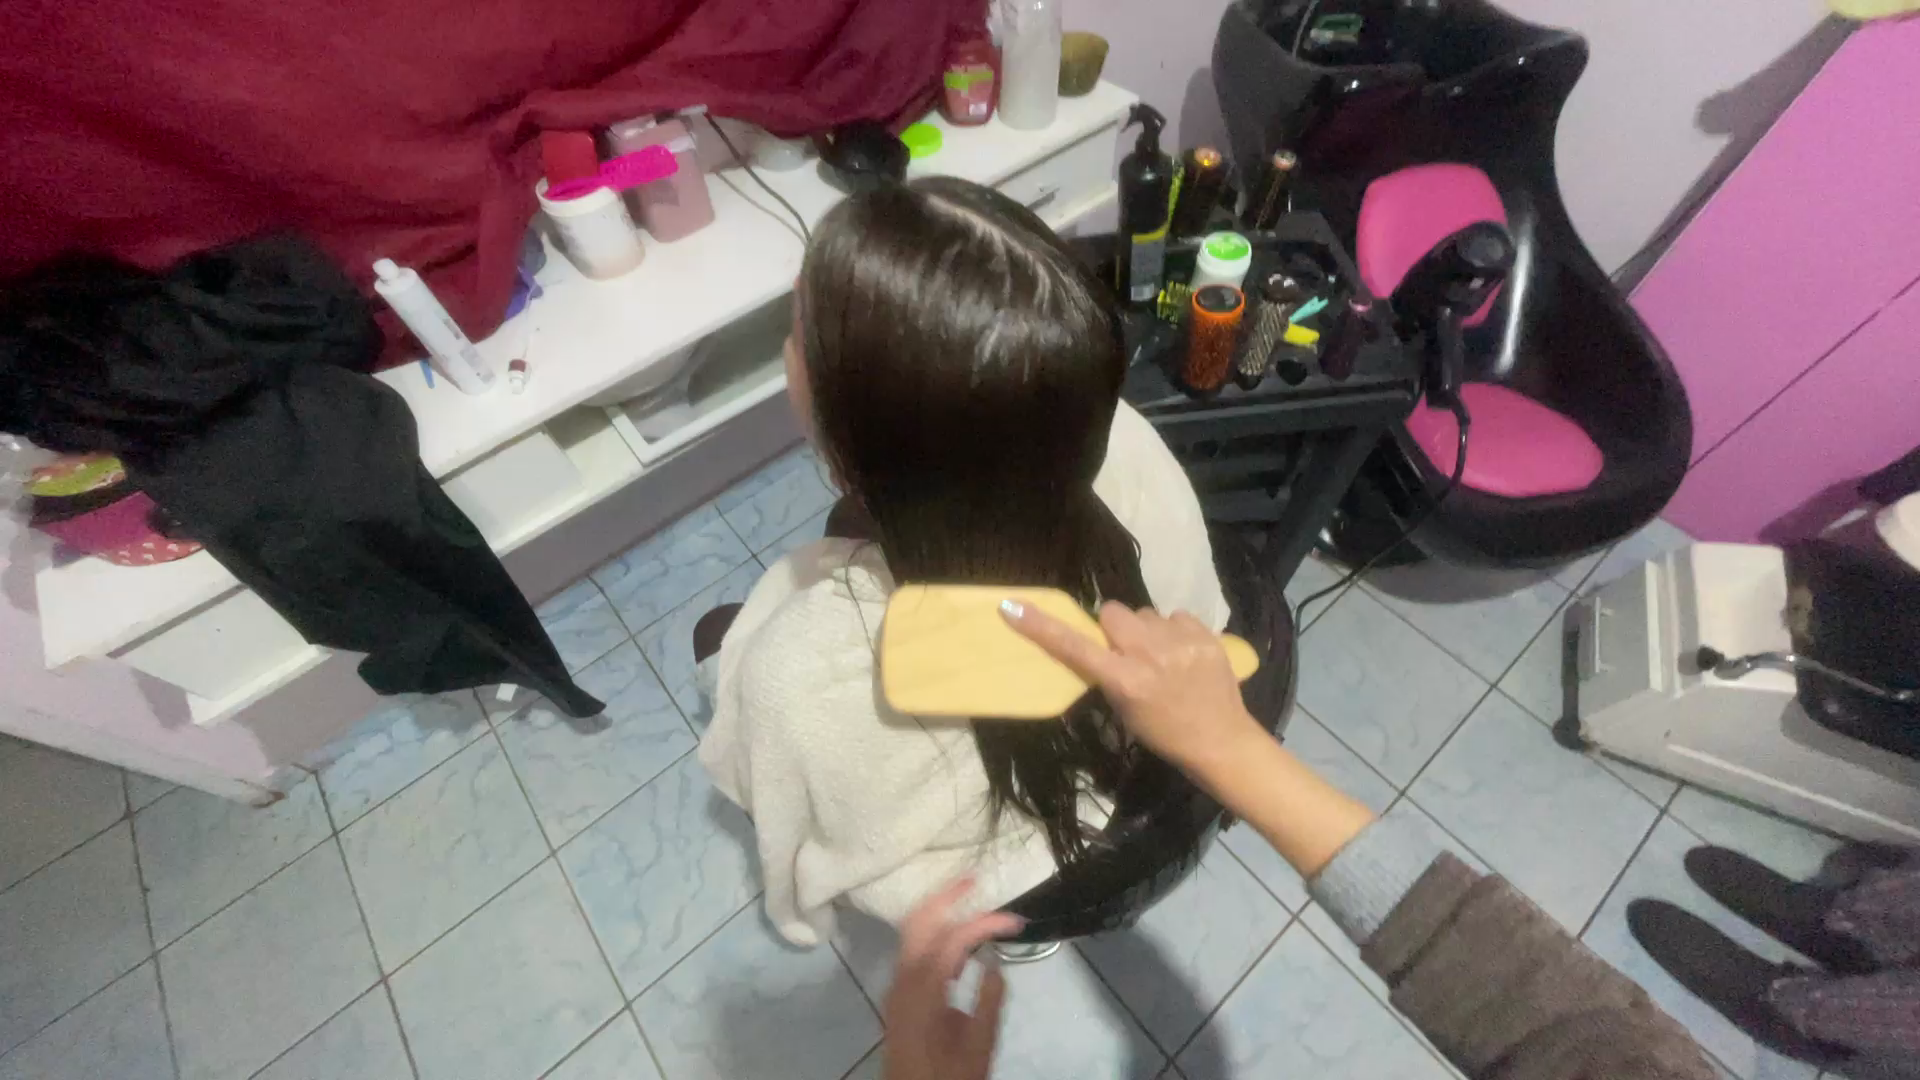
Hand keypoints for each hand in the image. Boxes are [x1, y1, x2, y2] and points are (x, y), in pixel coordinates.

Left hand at [881, 878, 1021, 1079]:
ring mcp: (896, 984)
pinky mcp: (898, 994)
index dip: (986, 922)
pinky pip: (913, 948)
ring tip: (971, 903)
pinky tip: (958, 945)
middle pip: (920, 918)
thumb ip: (989, 1001)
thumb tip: (995, 962)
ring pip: (913, 930)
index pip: (955, 936)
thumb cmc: (947, 1078)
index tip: (1016, 921)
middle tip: (975, 879)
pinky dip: (934, 933)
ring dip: (940, 912)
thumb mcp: (978, 1048)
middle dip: (947, 894)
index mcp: (923, 987)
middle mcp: (903, 977)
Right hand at [1002, 599, 1263, 774]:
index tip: (1014, 608)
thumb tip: (1098, 645)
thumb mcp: (1123, 710)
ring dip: (1146, 630)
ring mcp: (1181, 642)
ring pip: (1146, 613)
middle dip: (1113, 626)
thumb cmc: (1163, 734)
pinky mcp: (1205, 635)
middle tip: (1125, 649)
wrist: (1222, 741)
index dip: (1041, 627)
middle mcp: (1150, 655)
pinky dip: (1173, 631)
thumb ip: (1108, 674)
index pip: (1074, 647)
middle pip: (1113, 612)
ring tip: (1161, 656)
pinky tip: (1182, 653)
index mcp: (1125, 680)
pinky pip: (1175, 616)